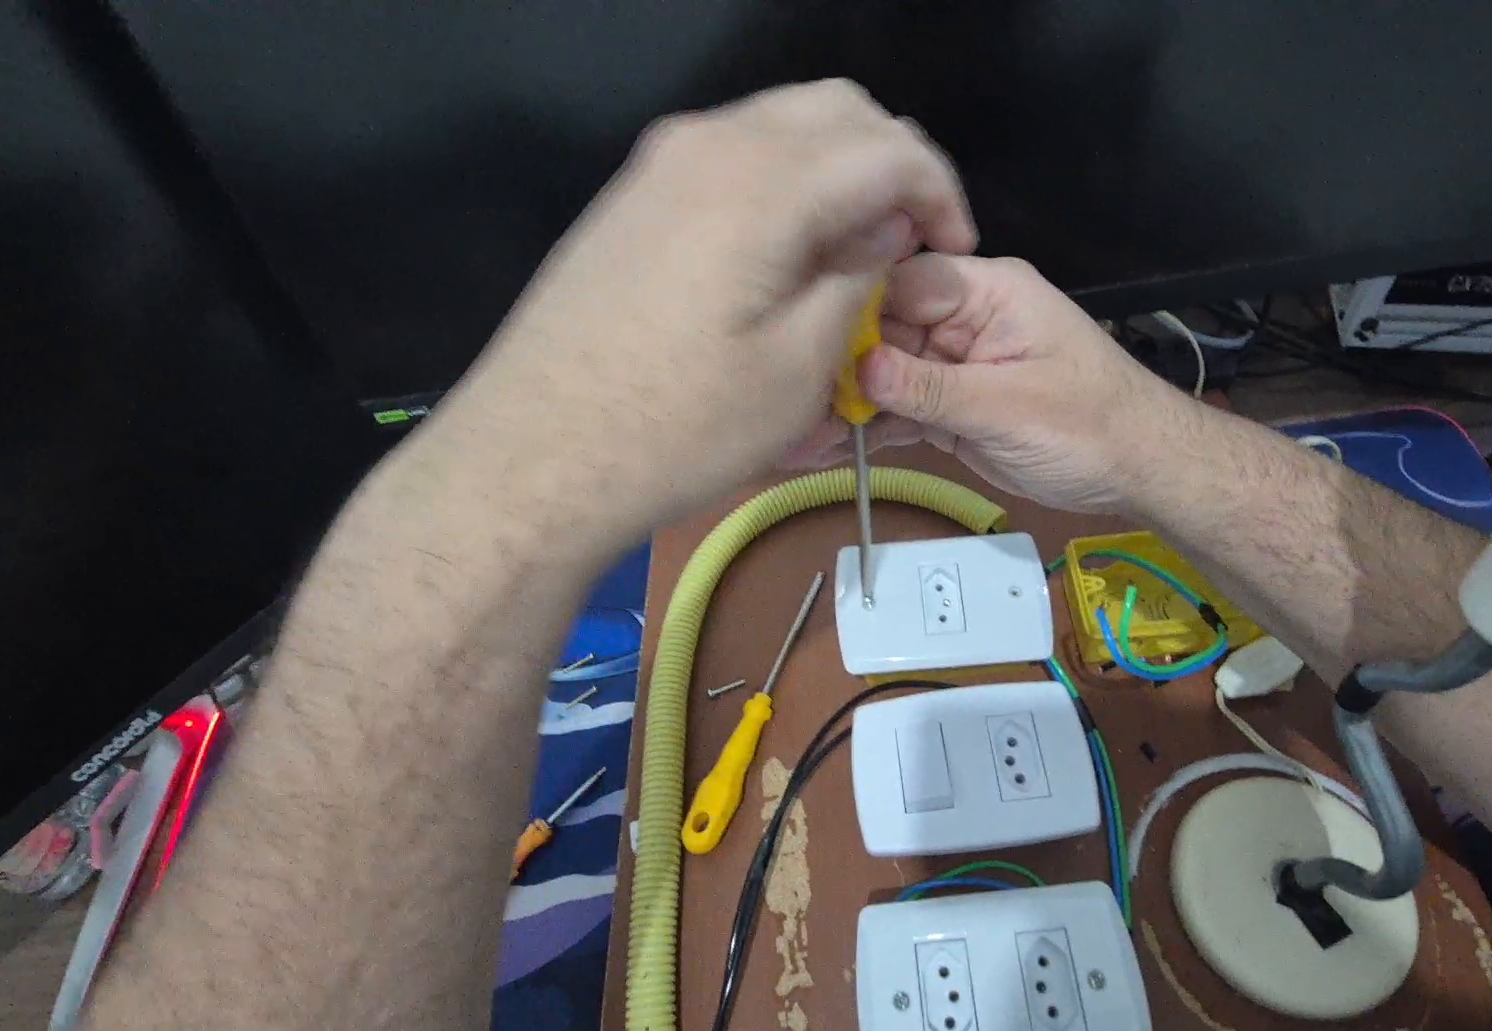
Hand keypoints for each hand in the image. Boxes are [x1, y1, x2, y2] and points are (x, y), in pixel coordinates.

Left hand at [434, 80, 976, 532]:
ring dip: (835, 175)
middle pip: (834, 112)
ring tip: (853, 254)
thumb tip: (882, 231)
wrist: (538, 457)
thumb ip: (855, 280)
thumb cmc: (679, 429)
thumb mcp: (797, 370)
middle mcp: (707, 146)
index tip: (953, 247)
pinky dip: (781, 189)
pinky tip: (784, 257)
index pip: (887, 146)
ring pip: (780, 130)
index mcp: (762, 184)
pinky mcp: (631, 201)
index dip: (939, 191)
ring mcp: (658, 168)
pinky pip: (730, 162)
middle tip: (908, 243)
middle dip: (891, 167)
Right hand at [811, 253, 1193, 514]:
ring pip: (885, 378)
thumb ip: (933, 389)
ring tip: (793, 437)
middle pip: (882, 332)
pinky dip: (869, 433)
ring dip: (845, 409)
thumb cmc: (1088, 427)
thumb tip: (861, 371)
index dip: (853, 312)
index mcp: (985, 293)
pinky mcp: (950, 409)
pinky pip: (901, 413)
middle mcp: (961, 322)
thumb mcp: (1010, 406)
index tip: (803, 347)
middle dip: (836, 369)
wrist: (1135, 471)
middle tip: (785, 403)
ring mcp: (952, 367)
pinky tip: (826, 451)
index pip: (902, 283)